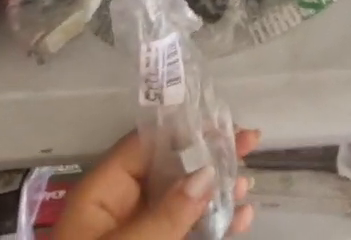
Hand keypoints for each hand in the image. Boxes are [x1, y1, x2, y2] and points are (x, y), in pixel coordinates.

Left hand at [52, 128, 261, 239]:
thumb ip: (164, 217)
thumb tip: (205, 172)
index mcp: (100, 198)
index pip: (143, 147)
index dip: (182, 130)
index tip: (222, 121)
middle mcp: (119, 214)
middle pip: (169, 172)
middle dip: (209, 157)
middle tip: (250, 140)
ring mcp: (137, 239)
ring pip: (183, 204)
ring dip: (218, 191)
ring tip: (248, 181)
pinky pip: (186, 236)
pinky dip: (215, 226)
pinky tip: (242, 218)